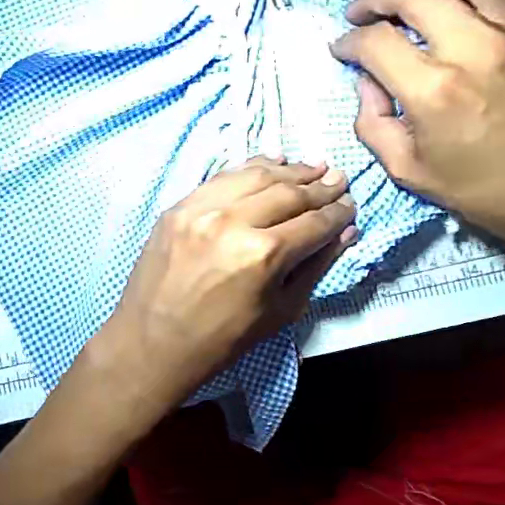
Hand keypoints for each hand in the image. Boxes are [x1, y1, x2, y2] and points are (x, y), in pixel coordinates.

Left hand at [86, 158, 356, 416]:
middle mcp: (234, 221)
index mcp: (264, 255)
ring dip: (290, 170)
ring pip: (257, 175)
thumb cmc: (225, 339)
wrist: (153, 344)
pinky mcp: (179, 206)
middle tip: (339, 177)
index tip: (351, 202)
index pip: (313, 222)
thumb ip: (316, 265)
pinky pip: (223, 177)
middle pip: (289, 193)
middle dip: (320, 186)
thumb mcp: (282, 310)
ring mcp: (202, 209)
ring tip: (312, 166)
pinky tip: (272, 161)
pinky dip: (251, 166)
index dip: (338, 212)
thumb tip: (346, 231)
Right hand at [331, 0, 504, 270]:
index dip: (348, 41)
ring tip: (443, 0)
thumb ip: (376, 127)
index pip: (374, 41)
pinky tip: (504, 0)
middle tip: (371, 12)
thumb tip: (367, 85)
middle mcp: (476, 46)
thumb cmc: (492, 193)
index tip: (345, 48)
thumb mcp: (416, 176)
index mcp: (434, 91)